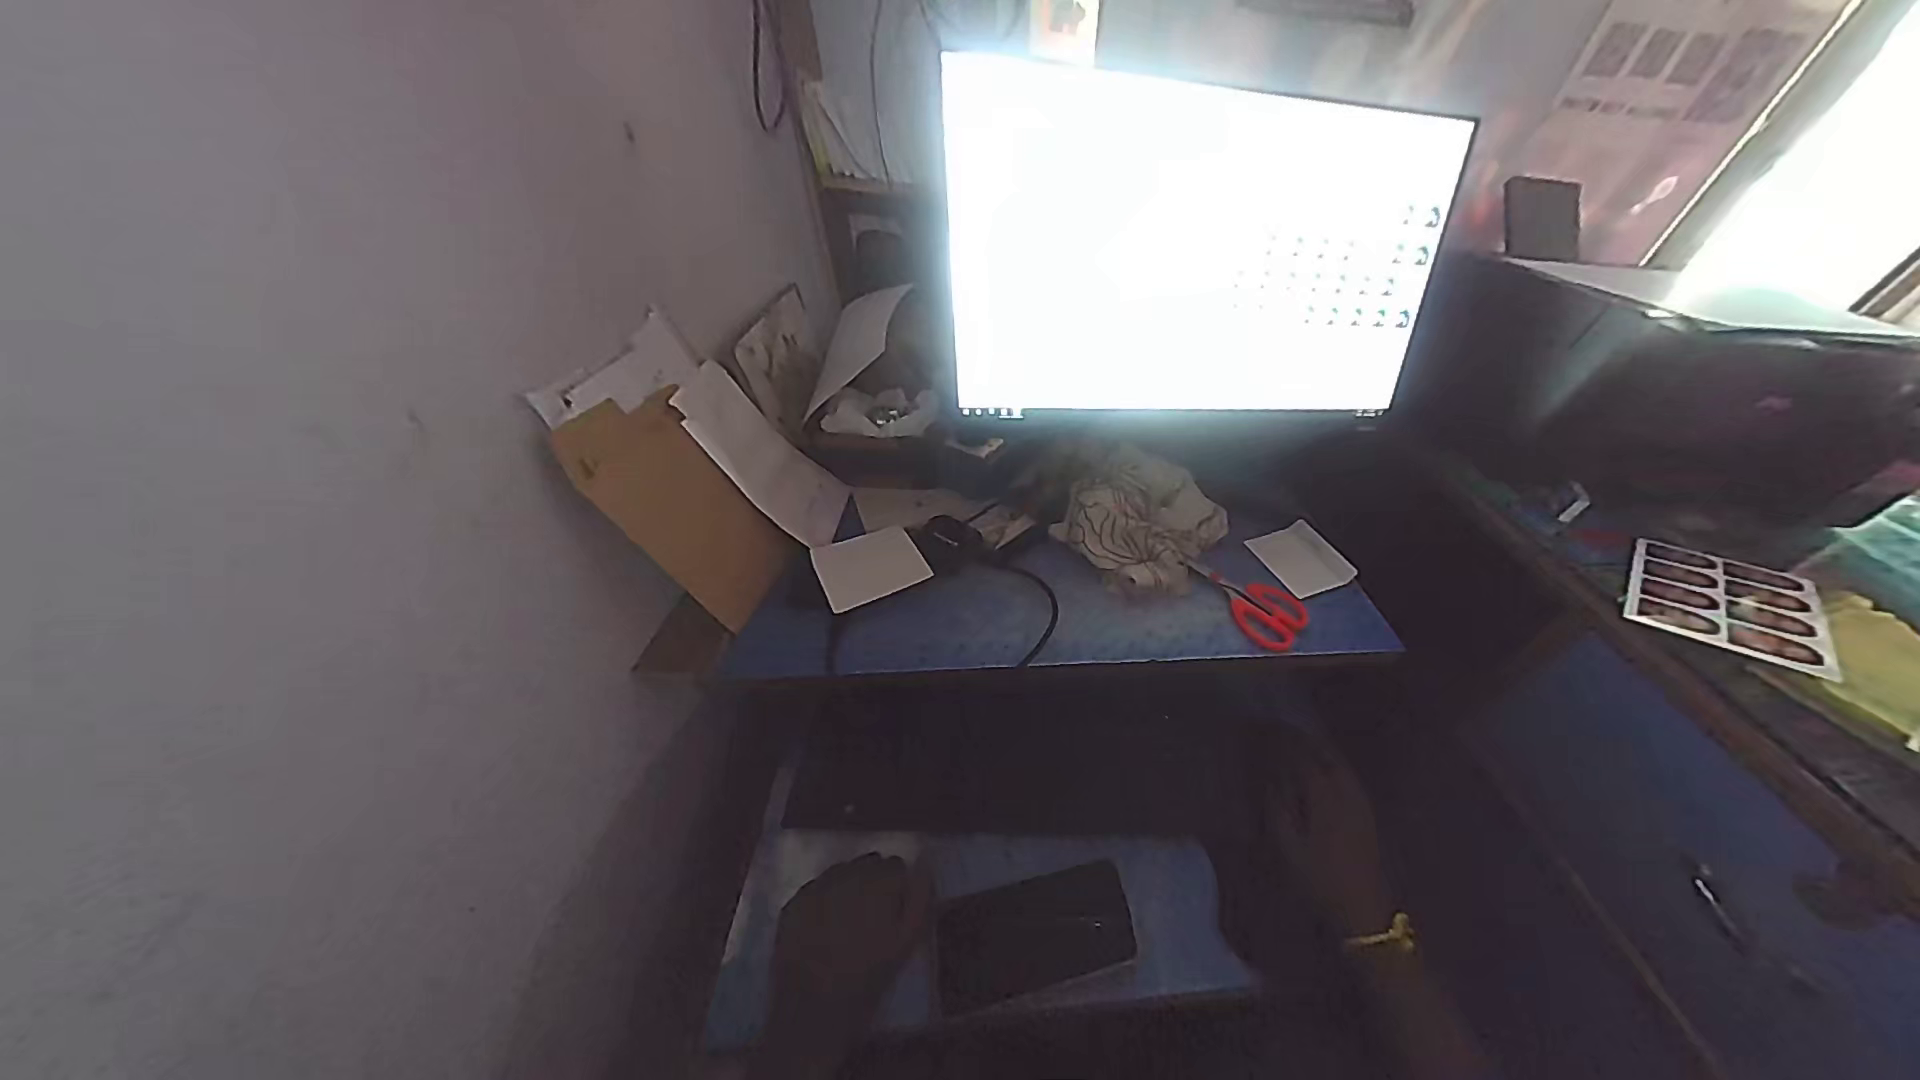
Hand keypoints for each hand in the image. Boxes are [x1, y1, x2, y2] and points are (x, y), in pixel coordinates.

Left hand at [757, 853, 931, 1077]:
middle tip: (871, 921)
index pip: (895, 867)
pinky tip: (822, 931)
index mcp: (879, 879)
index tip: (893, 914)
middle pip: (868, 865)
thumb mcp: (907, 942)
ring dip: (847, 889)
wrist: (811, 1011)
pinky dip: (822, 903)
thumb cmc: (867, 978)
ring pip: (841, 874)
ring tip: (846, 926)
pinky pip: (816, 890)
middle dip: (872, 884)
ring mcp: (817, 885)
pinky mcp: (794, 902)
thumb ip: (919, 897)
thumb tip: (924, 862)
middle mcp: (847, 872)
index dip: (896, 890)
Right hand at [1265, 733, 1395, 937]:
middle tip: (1274, 726)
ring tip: (1295, 737)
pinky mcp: (1366, 812)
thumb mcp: (1287, 847)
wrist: (1363, 911)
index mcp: (1322, 796)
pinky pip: (1347, 772)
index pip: (1298, 755)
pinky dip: (1331, 759)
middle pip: (1321, 752)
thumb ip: (1277, 807)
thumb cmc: (1318, 879)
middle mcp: (1344, 791)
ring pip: (1337, 760)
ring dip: (1316, 744)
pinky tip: (1322, 762)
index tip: (1259, 726)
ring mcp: (1359, 801)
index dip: (1279, 738)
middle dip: (1298, 736)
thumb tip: (1270, 778)